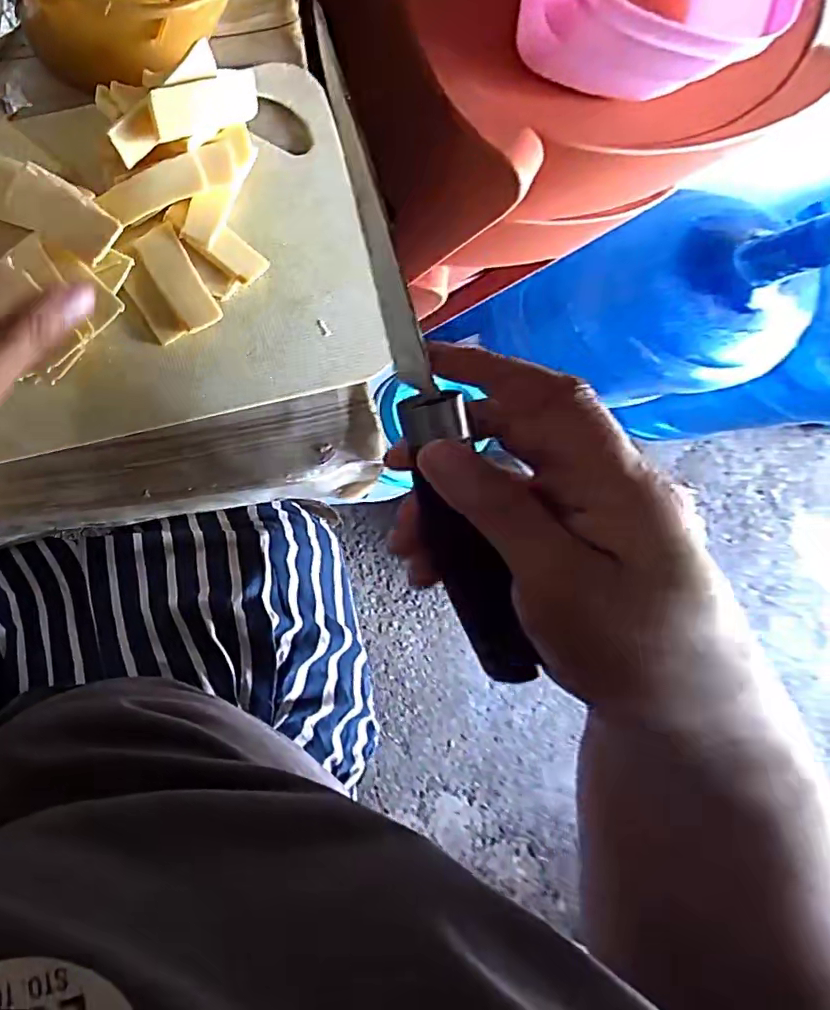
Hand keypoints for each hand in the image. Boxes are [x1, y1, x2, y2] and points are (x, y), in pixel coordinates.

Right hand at [385, 344, 759, 724]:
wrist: (681, 711)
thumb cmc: (626, 642)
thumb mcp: (552, 575)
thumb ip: (496, 506)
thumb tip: (437, 448)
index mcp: (615, 482)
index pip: (549, 400)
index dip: (487, 370)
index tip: (423, 361)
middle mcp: (603, 485)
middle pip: (512, 437)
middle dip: (443, 449)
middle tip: (392, 471)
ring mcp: (586, 513)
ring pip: (497, 481)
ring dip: (442, 506)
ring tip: (407, 549)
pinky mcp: (570, 540)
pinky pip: (503, 517)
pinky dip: (459, 533)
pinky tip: (434, 567)